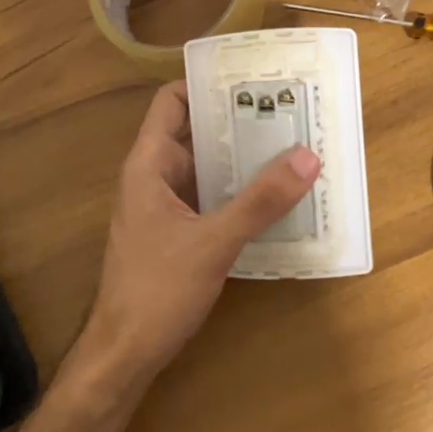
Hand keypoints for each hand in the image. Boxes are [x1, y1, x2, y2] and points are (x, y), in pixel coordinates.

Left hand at [83, 81, 320, 378]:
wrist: (124, 352)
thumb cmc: (157, 290)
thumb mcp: (213, 242)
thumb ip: (259, 201)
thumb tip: (308, 158)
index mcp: (148, 165)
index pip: (172, 101)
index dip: (207, 83)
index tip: (254, 79)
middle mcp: (153, 177)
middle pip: (195, 132)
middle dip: (238, 121)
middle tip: (289, 112)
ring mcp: (163, 207)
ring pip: (205, 168)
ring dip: (241, 159)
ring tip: (292, 149)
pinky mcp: (175, 234)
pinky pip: (209, 199)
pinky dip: (237, 193)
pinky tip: (275, 199)